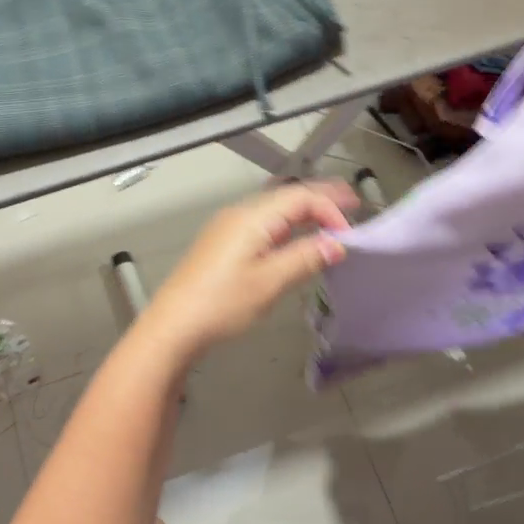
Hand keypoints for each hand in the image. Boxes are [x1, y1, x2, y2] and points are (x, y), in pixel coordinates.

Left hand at [140, 182, 358, 357]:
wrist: (173, 326)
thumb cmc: (221, 304)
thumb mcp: (269, 283)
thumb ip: (304, 259)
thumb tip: (335, 245)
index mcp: (252, 218)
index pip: (300, 197)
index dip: (330, 209)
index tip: (349, 233)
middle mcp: (239, 215)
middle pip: (286, 197)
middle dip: (319, 200)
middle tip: (350, 204)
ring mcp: (228, 229)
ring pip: (274, 211)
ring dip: (303, 214)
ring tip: (329, 221)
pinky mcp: (222, 246)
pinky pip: (262, 226)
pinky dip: (287, 228)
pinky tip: (295, 242)